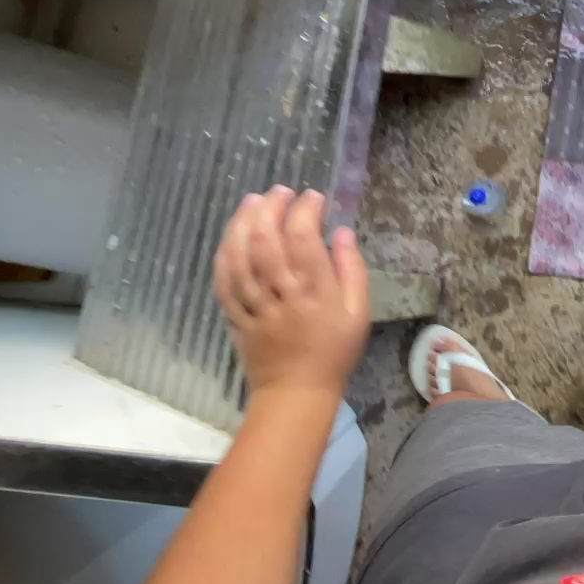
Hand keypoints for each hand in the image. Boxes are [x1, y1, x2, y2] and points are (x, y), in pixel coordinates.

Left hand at [213, 187, 370, 406]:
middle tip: (280, 191)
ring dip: (243, 225)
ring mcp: (254, 306)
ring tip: (252, 201)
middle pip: (266, 242)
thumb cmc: (335, 349)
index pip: (304, 239)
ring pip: (240, 258)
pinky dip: (225, 254)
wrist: (296, 392)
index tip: (313, 197)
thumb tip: (343, 232)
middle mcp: (282, 294)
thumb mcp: (359, 310)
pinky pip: (224, 281)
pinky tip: (231, 235)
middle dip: (270, 210)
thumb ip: (351, 269)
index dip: (305, 211)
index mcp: (316, 291)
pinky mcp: (236, 316)